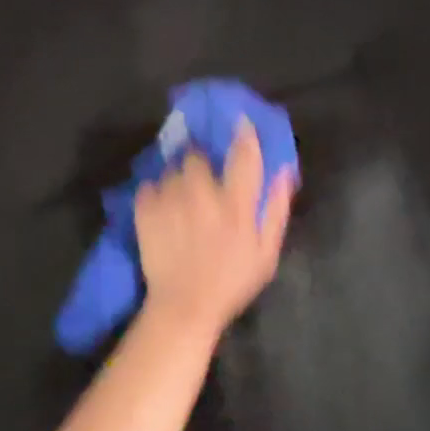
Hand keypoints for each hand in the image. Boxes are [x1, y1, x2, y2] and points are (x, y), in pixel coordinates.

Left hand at [135, 118, 294, 334]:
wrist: (184, 307)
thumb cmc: (232, 283)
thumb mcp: (267, 253)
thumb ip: (277, 210)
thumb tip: (284, 172)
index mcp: (236, 205)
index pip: (243, 155)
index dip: (243, 134)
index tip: (240, 122)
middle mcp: (202, 195)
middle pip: (198, 156)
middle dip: (201, 161)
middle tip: (202, 176)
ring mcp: (170, 200)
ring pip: (172, 169)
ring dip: (177, 177)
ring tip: (179, 196)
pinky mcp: (145, 210)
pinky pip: (149, 186)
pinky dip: (155, 192)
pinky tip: (161, 209)